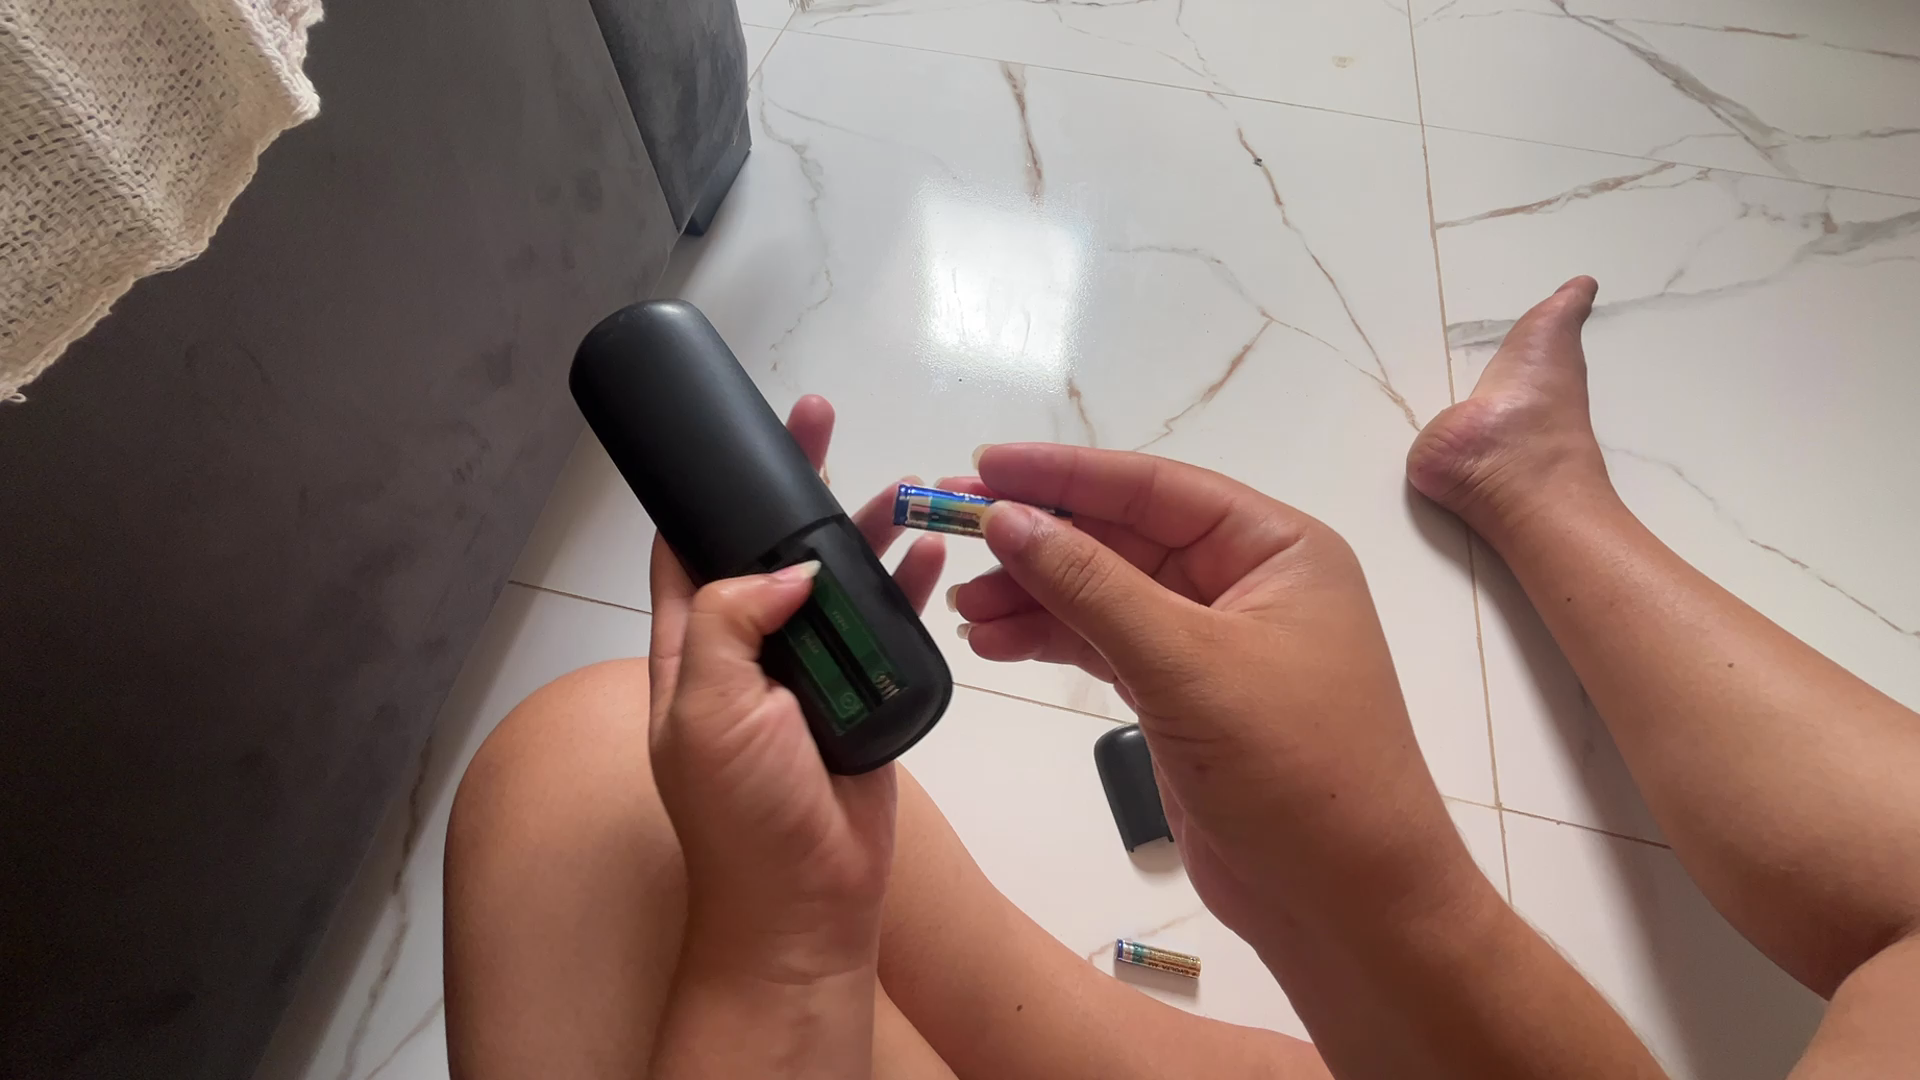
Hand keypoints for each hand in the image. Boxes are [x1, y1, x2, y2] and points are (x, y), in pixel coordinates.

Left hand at [648, 395, 945, 976]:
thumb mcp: (707, 714)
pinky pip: (885, 624)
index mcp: (695, 647)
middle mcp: (752, 647)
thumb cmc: (743, 814)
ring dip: (862, 532)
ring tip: (903, 487)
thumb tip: (786, 569)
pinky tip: (929, 554)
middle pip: (774, 549)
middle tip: (824, 424)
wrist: (810, 901)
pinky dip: (905, 587)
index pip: (689, 548)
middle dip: (797, 488)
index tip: (736, 438)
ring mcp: (812, 666)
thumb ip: (729, 624)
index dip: (708, 491)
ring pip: (836, 580)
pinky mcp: (863, 688)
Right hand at [946, 446, 1478, 939]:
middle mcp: (1239, 579)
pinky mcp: (1176, 688)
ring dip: (1033, 596)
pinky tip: (994, 641)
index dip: (1062, 473)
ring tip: (964, 608)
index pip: (1150, 487)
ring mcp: (1205, 637)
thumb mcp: (1182, 661)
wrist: (1344, 905)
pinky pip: (1101, 642)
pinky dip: (1049, 639)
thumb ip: (1089, 584)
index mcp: (1271, 546)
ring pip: (1101, 593)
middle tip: (954, 533)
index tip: (985, 466)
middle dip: (1037, 540)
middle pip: (1118, 538)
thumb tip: (1005, 518)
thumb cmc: (1290, 767)